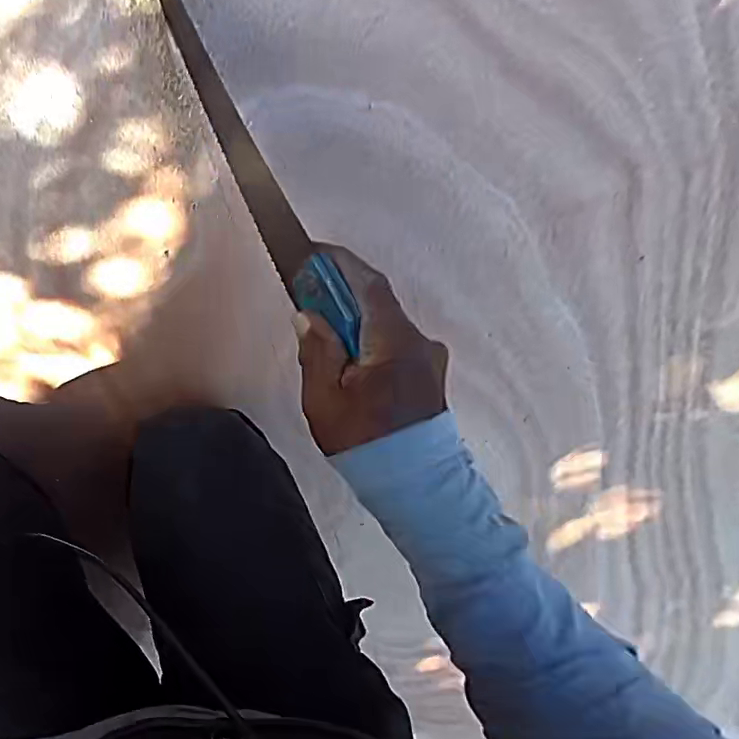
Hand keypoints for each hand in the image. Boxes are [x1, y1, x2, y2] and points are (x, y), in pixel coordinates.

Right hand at [294, 244, 449, 454]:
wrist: (415, 485)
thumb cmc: (365, 444)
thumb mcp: (325, 399)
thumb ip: (317, 351)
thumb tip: (308, 317)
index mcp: (393, 342)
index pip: (367, 284)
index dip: (339, 264)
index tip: (314, 253)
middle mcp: (419, 342)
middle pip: (377, 303)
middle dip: (342, 294)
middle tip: (309, 295)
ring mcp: (430, 358)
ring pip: (386, 325)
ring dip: (356, 322)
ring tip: (326, 339)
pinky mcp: (430, 375)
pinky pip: (396, 344)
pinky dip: (371, 340)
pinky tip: (352, 361)